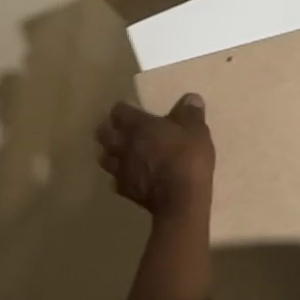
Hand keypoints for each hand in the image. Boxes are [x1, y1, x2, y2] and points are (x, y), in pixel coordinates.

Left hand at [95, 95, 214, 217]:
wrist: (181, 200)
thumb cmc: (187, 158)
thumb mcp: (196, 131)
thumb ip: (190, 113)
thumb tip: (190, 99)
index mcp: (137, 125)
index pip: (119, 110)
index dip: (124, 109)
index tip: (133, 110)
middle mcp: (122, 144)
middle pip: (103, 133)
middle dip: (110, 130)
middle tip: (122, 130)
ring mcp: (121, 169)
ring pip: (105, 157)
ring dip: (111, 154)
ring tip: (122, 154)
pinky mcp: (125, 191)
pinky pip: (117, 181)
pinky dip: (121, 178)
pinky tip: (131, 178)